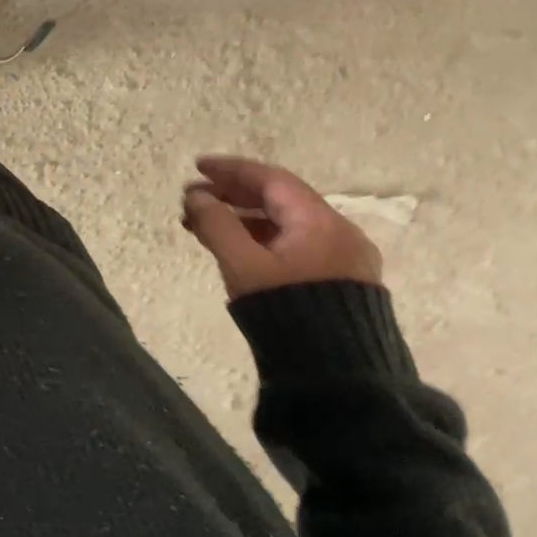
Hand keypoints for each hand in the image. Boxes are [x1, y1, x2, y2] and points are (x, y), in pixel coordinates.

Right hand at [181, 156, 382, 298]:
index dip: (232, 170)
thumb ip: (216, 225)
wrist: (337, 370)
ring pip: (286, 223)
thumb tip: (196, 197)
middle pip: (281, 199)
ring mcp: (343, 257)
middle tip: (193, 196)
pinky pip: (295, 243)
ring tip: (204, 223)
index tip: (198, 166)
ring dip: (243, 217)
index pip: (272, 180)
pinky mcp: (339, 278)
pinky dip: (260, 236)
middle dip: (234, 194)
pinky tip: (235, 246)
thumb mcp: (241, 264)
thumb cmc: (285, 308)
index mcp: (320, 222)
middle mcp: (339, 232)